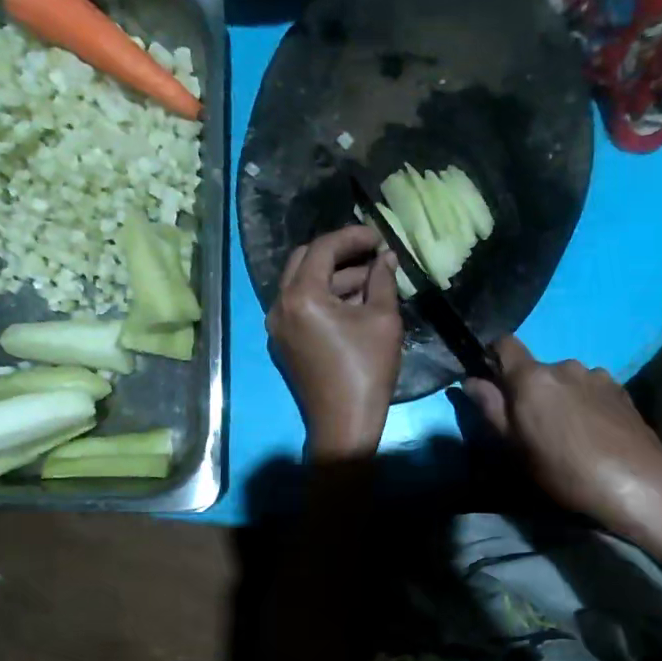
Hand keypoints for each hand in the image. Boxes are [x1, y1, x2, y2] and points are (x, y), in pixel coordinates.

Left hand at [266, 225, 402, 460]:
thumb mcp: (383, 320)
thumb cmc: (366, 370)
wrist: (343, 424)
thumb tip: (385, 258)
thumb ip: (382, 281)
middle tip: (370, 253)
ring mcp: (277, 326)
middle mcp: (279, 306)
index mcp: (301, 296)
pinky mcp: (283, 342)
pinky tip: (353, 302)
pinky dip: (323, 297)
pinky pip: (300, 306)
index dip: (352, 236)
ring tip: (371, 280)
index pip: (322, 248)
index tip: (379, 237)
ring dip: (333, 276)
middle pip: (304, 261)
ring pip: (301, 284)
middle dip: (338, 253)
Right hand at [464, 336, 661, 554]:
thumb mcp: (514, 447)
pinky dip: (584, 402)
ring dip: (559, 396)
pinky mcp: (621, 390)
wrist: (638, 484)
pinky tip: (592, 432)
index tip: (491, 383)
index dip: (492, 357)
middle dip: (528, 389)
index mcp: (531, 377)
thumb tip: (471, 381)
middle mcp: (564, 366)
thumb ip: (490, 409)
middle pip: (535, 368)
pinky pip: (590, 389)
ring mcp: (597, 376)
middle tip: (531, 425)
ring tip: (567, 431)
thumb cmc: (564, 470)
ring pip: (565, 379)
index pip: (504, 344)